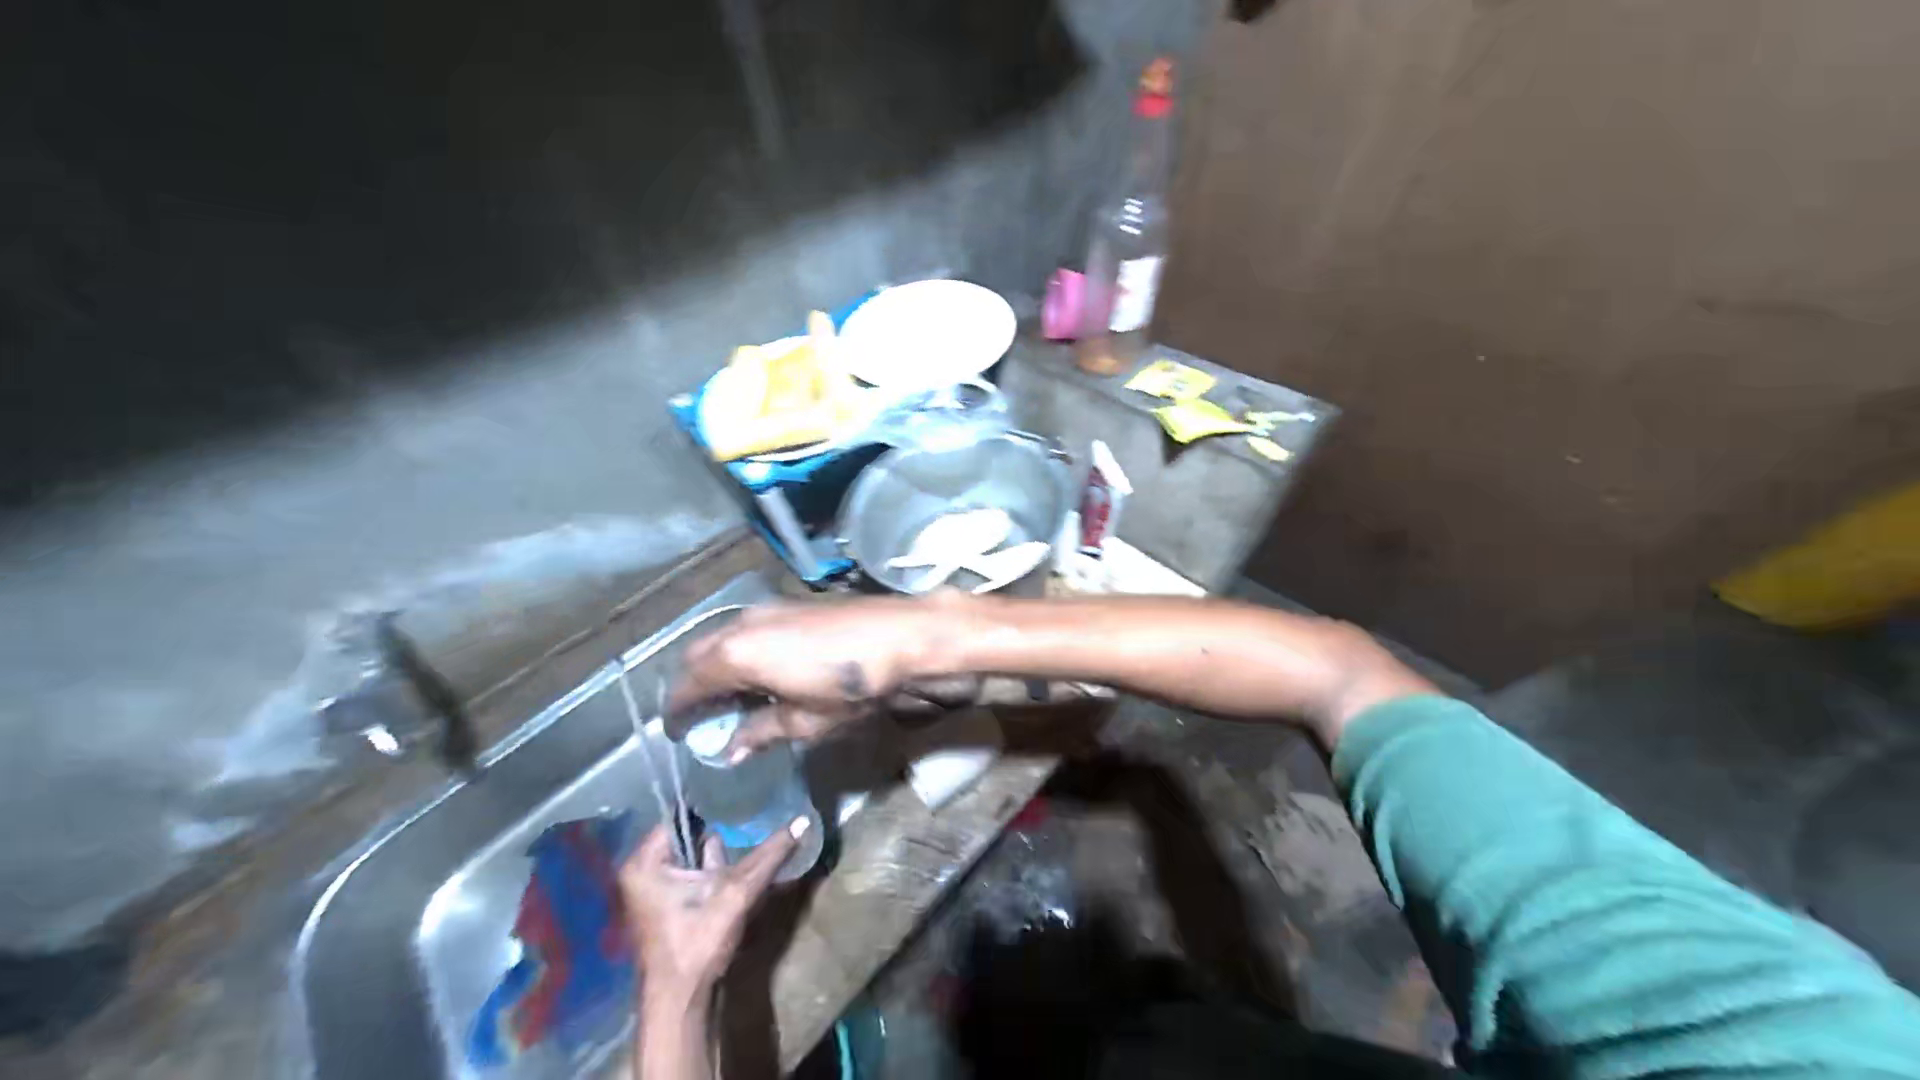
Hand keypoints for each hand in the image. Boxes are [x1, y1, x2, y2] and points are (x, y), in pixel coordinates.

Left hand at [618, 820, 804, 1001]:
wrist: (680, 1002)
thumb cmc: (697, 941)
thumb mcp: (736, 893)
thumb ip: (769, 855)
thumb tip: (803, 822)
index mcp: (645, 861)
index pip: (680, 814)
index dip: (712, 802)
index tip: (741, 788)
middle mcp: (641, 869)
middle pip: (687, 833)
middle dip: (719, 823)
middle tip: (752, 802)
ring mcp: (651, 888)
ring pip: (691, 852)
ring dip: (718, 846)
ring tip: (751, 822)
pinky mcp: (665, 901)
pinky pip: (692, 869)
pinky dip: (713, 864)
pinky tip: (742, 854)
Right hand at [668, 596, 966, 759]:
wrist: (903, 635)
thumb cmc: (853, 684)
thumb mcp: (807, 720)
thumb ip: (762, 732)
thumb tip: (730, 749)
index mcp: (738, 653)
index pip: (690, 683)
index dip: (679, 710)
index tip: (678, 731)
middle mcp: (744, 623)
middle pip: (700, 653)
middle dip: (693, 683)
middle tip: (702, 714)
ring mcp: (769, 608)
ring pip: (724, 636)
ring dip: (718, 664)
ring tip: (732, 696)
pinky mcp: (792, 603)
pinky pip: (749, 628)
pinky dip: (742, 649)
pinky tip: (762, 670)